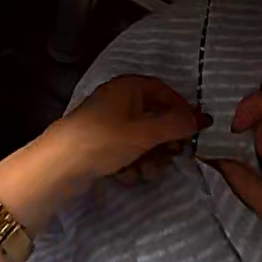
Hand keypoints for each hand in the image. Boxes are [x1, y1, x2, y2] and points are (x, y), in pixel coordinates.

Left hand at [41, 74, 211, 183]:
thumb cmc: (105, 139)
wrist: (61, 162)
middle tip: (171, 156)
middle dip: (164, 141)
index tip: (193, 130)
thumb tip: (200, 118)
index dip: (181, 109)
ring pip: (141, 137)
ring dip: (148, 157)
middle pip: (154, 117)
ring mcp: (106, 121)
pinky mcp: (99, 142)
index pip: (163, 90)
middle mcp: (117, 99)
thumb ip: (176, 124)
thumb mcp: (146, 132)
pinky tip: (125, 174)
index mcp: (127, 86)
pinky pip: (125, 149)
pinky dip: (129, 162)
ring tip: (144, 170)